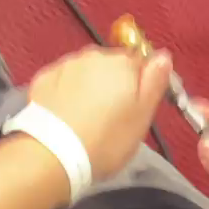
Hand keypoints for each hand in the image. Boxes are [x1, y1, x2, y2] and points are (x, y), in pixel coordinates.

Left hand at [27, 46, 172, 179]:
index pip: (139, 62)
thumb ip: (155, 82)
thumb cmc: (105, 140)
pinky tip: (64, 114)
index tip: (133, 107)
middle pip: (111, 65)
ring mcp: (67, 64)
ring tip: (84, 118)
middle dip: (112, 84)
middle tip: (110, 117)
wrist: (51, 154)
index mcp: (123, 63)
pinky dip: (65, 91)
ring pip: (86, 71)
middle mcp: (95, 55)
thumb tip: (163, 55)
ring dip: (89, 86)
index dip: (139, 83)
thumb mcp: (141, 118)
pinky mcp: (45, 76)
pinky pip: (63, 80)